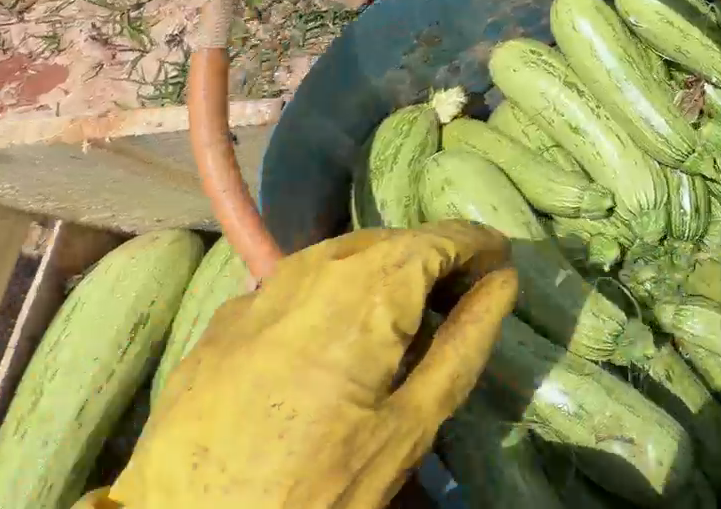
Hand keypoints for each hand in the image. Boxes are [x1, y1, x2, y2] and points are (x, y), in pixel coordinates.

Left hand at [93, 222, 517, 508]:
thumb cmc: (318, 485)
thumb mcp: (414, 421)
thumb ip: (466, 339)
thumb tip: (503, 279)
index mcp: (369, 289)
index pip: (444, 237)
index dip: (482, 246)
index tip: (502, 269)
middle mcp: (312, 271)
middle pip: (394, 241)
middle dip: (434, 259)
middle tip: (458, 302)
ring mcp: (256, 296)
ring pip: (342, 255)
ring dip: (383, 271)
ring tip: (399, 319)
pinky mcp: (217, 328)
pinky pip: (293, 286)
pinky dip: (330, 294)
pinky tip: (332, 341)